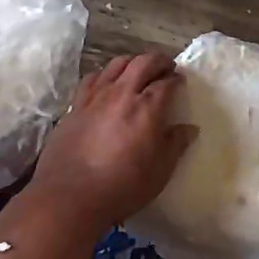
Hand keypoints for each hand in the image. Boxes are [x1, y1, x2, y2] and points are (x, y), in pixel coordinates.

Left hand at [30, 54, 196, 229]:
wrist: (69, 197)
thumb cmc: (123, 185)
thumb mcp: (160, 170)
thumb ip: (176, 145)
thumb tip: (189, 128)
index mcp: (148, 107)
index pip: (167, 82)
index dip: (177, 79)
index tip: (181, 82)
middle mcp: (123, 93)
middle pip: (143, 62)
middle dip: (158, 61)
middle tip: (165, 68)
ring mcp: (96, 97)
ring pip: (117, 64)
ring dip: (132, 63)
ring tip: (137, 72)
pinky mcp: (75, 106)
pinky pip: (93, 78)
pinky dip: (106, 75)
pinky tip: (107, 86)